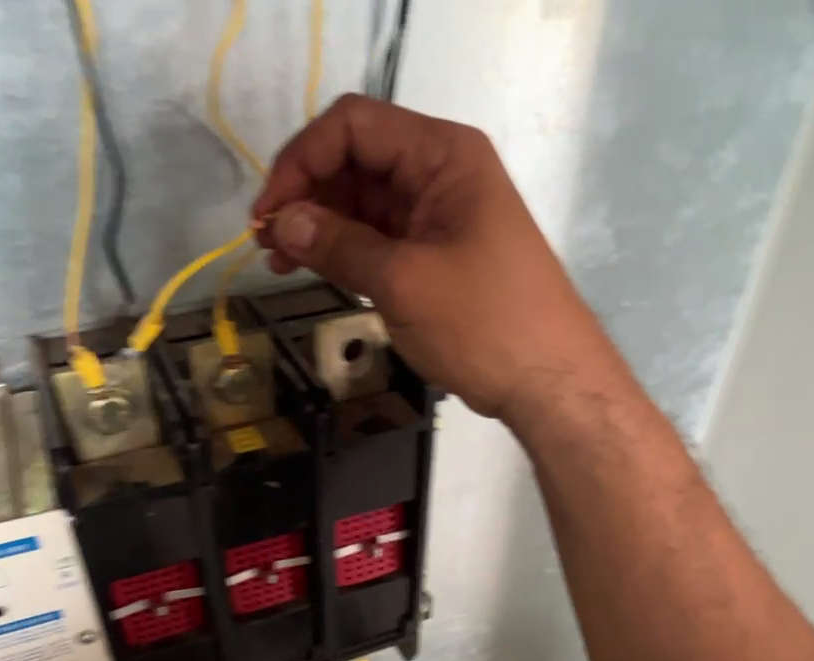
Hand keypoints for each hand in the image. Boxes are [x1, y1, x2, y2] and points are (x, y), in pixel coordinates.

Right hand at [251, 95, 620, 422]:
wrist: (548, 381)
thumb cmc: (484, 322)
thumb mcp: (403, 281)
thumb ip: (338, 245)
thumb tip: (281, 224)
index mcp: (442, 155)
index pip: (354, 127)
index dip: (302, 161)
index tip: (267, 213)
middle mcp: (439, 173)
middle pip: (355, 161)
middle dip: (306, 195)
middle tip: (265, 244)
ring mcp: (437, 214)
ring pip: (362, 202)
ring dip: (318, 225)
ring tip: (279, 263)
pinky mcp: (433, 253)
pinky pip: (377, 236)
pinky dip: (342, 250)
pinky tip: (311, 270)